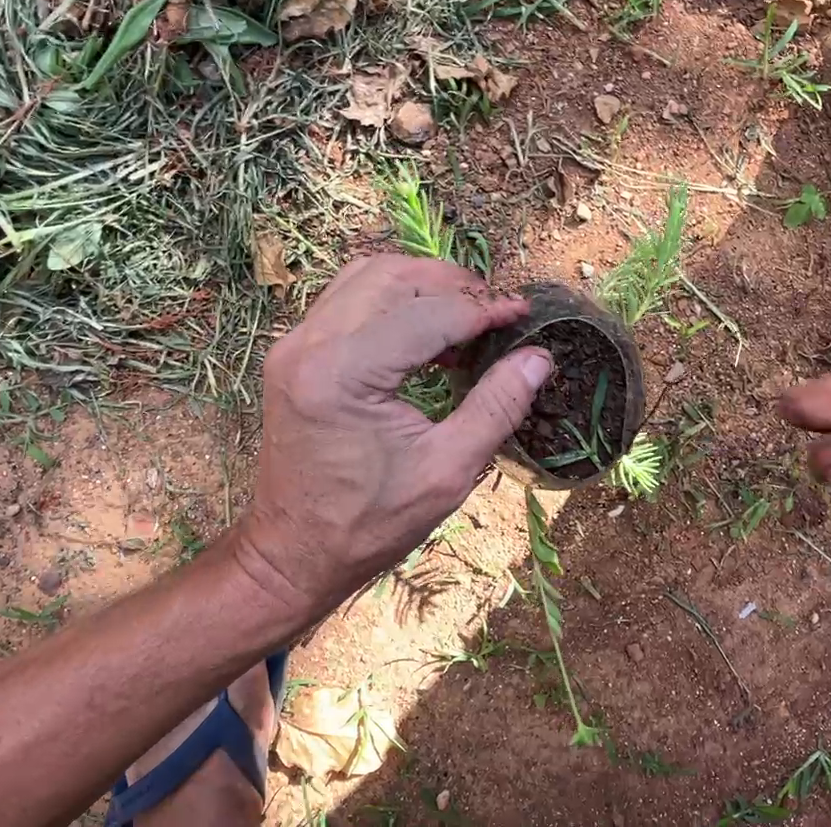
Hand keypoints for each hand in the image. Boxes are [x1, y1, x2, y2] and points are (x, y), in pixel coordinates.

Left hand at [232, 256, 551, 613]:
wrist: (291, 553)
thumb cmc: (369, 524)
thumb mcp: (447, 471)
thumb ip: (497, 406)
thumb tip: (539, 356)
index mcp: (343, 373)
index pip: (429, 315)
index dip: (484, 309)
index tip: (523, 312)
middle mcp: (310, 344)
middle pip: (393, 276)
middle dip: (452, 284)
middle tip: (495, 309)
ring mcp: (294, 344)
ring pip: (367, 276)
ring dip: (421, 285)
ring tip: (465, 314)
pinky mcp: (292, 352)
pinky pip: (348, 298)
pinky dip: (392, 300)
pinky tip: (425, 331)